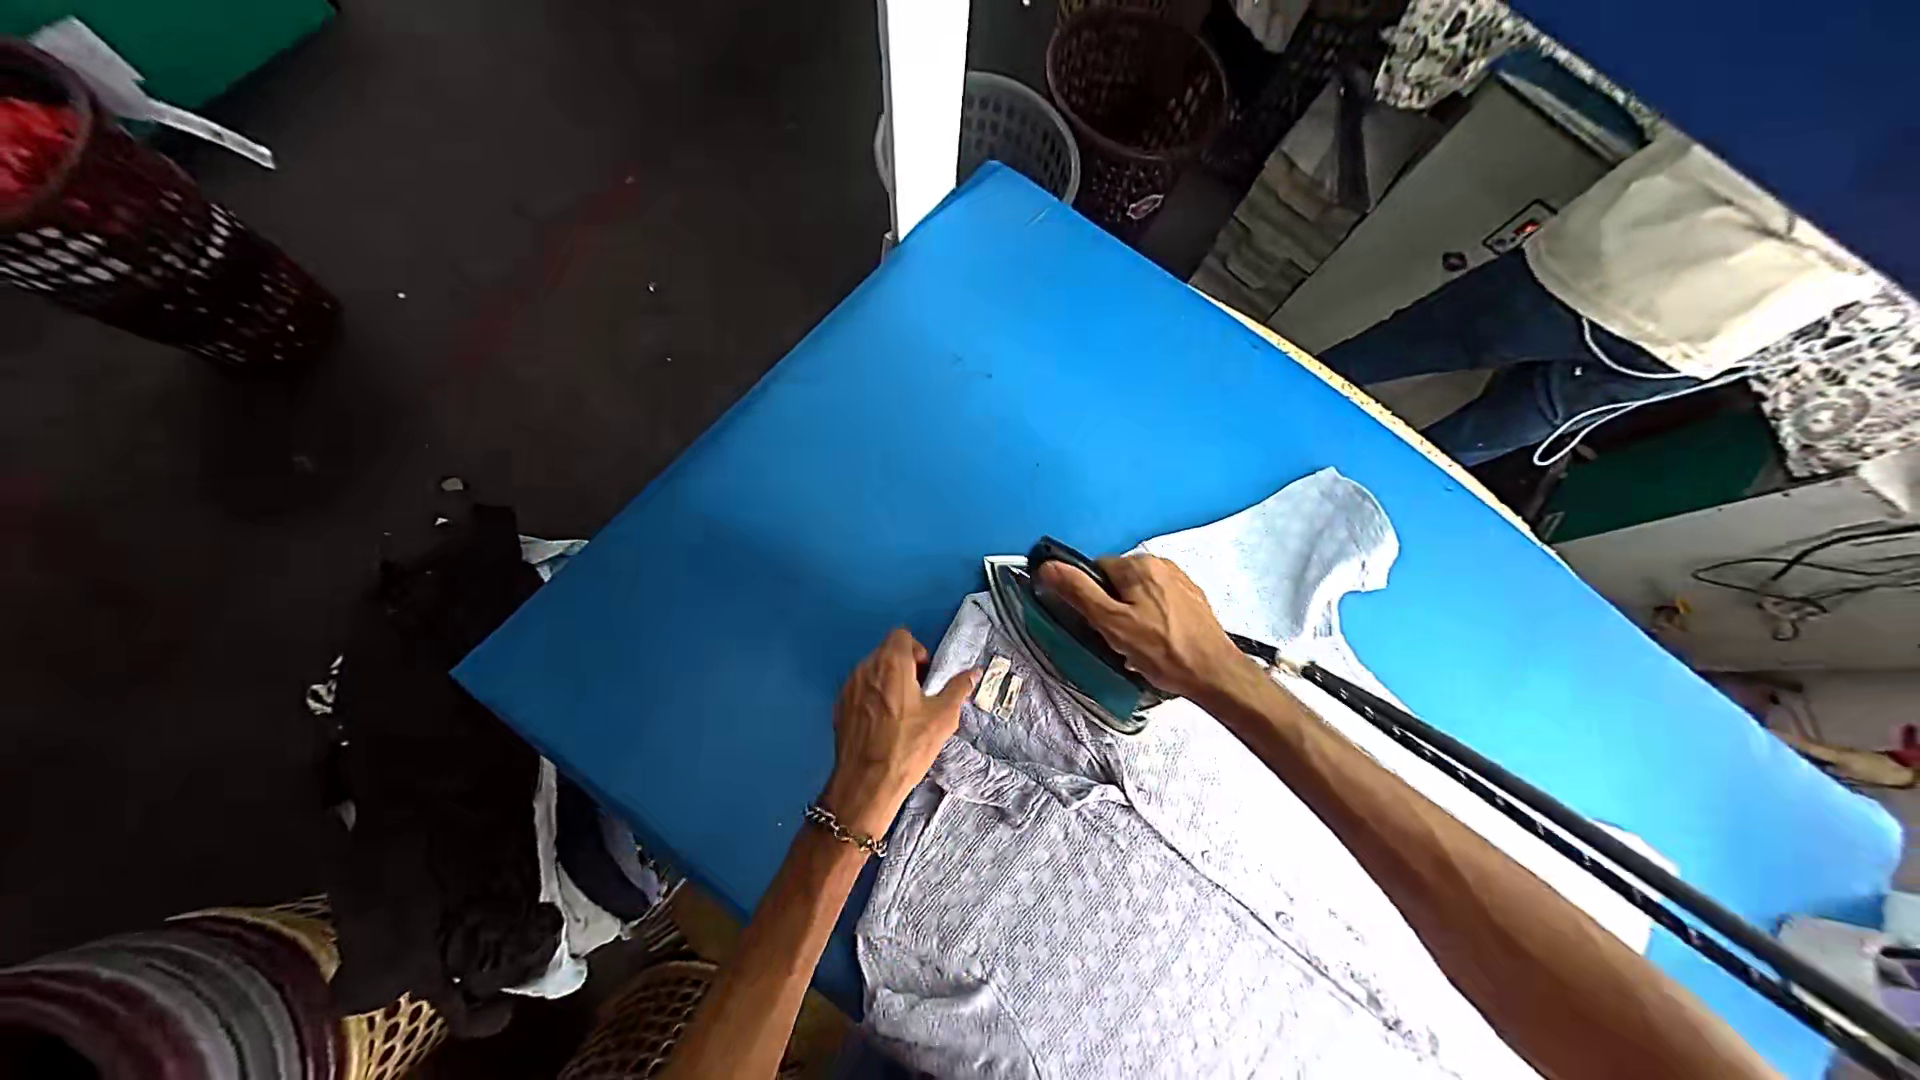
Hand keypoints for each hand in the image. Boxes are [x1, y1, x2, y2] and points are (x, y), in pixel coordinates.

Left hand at [820, 628, 979, 840]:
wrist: (867, 782)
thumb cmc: (907, 747)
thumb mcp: (943, 717)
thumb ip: (958, 688)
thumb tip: (973, 673)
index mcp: (891, 664)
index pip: (902, 635)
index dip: (918, 649)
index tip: (926, 673)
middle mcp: (866, 668)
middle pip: (886, 651)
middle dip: (904, 665)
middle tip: (918, 692)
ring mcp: (849, 687)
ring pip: (872, 670)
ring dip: (888, 680)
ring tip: (902, 710)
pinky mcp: (839, 705)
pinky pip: (860, 689)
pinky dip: (872, 696)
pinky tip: (883, 722)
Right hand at [1038, 555, 1250, 700]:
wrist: (1215, 673)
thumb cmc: (1162, 650)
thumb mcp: (1110, 623)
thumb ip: (1077, 591)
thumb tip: (1048, 566)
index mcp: (1138, 565)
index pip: (1096, 571)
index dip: (1092, 599)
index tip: (1100, 624)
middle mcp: (1161, 564)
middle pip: (1118, 582)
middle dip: (1113, 608)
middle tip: (1119, 638)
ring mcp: (1180, 581)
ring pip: (1139, 594)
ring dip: (1133, 615)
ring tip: (1141, 645)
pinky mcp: (1193, 599)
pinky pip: (1160, 603)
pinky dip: (1154, 619)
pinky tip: (1159, 643)